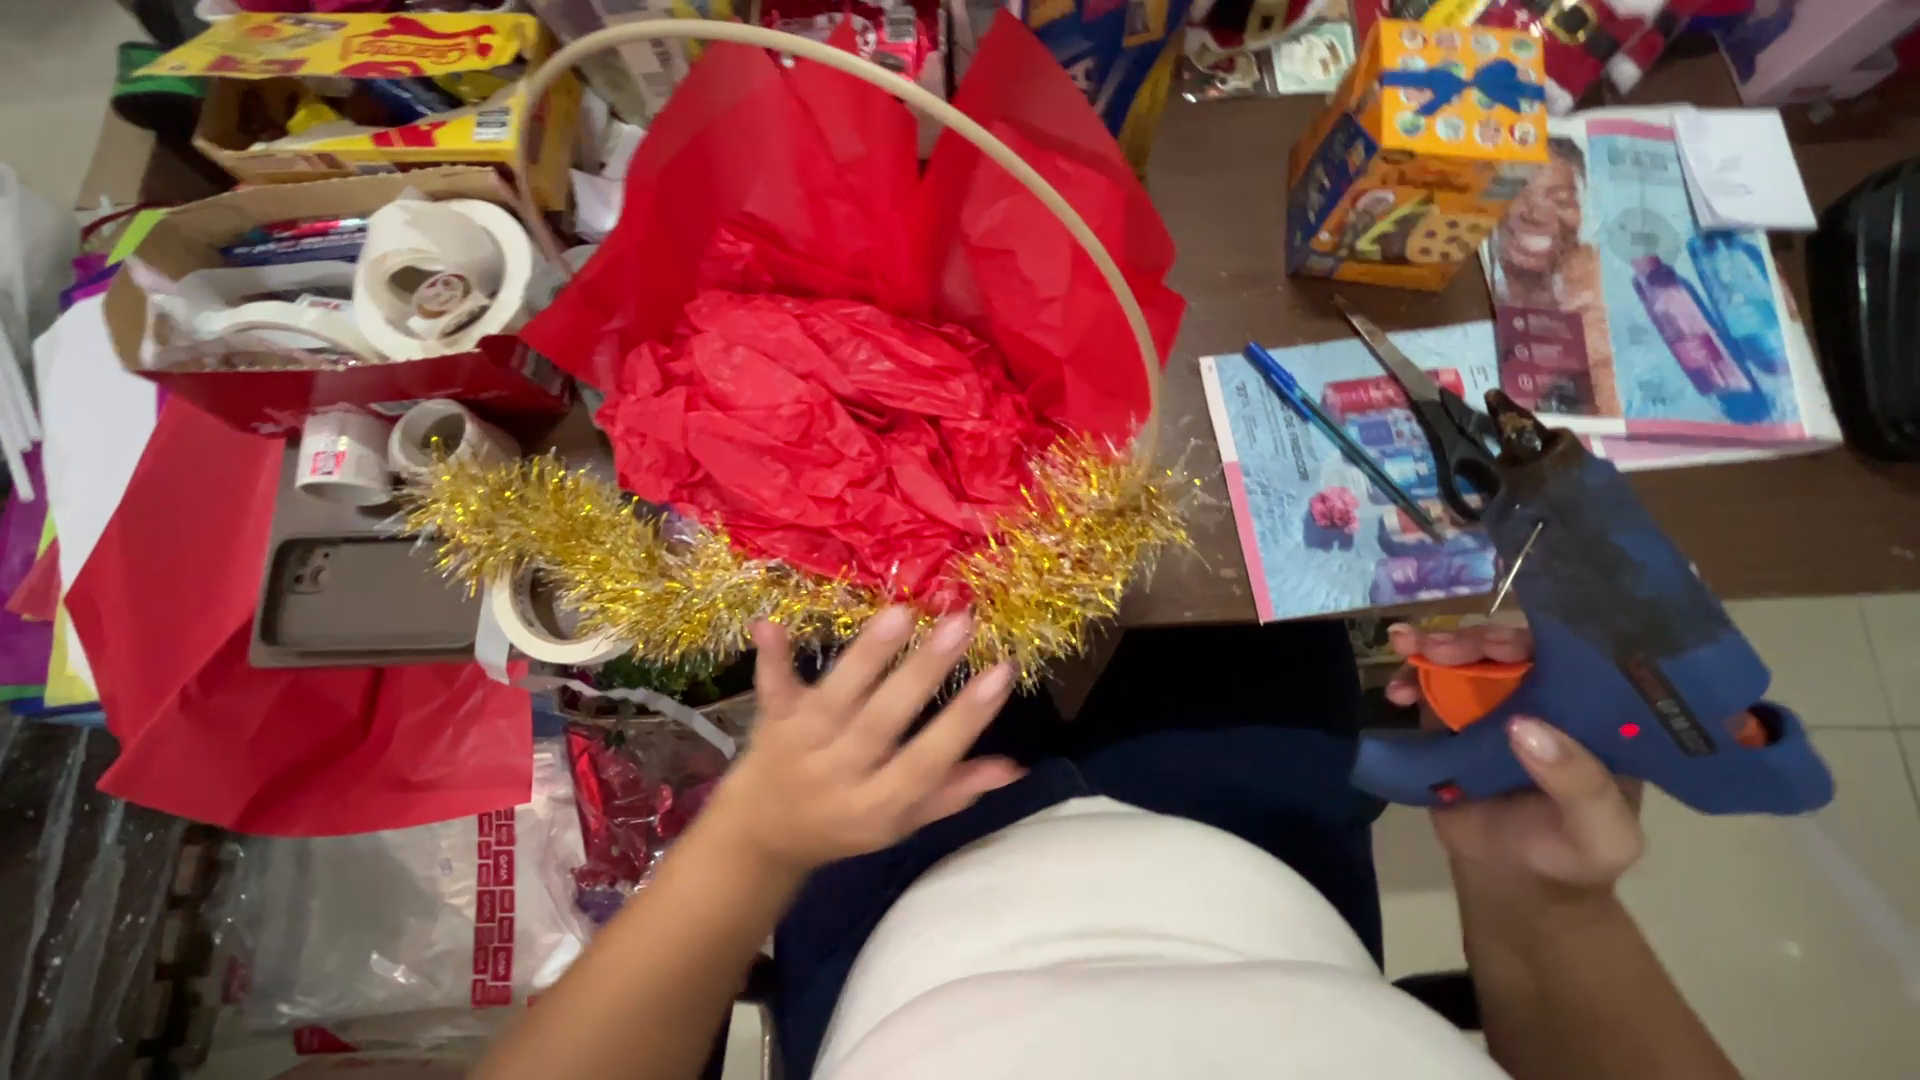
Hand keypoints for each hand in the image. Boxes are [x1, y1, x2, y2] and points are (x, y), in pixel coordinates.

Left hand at [702, 608, 1022, 875]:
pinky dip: (772, 660)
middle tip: (960, 623)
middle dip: (923, 672)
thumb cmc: (846, 824)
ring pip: (835, 698)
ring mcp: (800, 745)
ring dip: (867, 655)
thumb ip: (953, 791)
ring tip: (902, 612)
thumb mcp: (903, 820)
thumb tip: (1014, 767)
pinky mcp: (771, 722)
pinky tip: (768, 626)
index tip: (1002, 672)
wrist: (762, 838)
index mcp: (878, 805)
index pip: (927, 762)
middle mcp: (839, 774)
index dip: (966, 720)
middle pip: (882, 722)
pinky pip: (770, 690)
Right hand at [1386, 621, 1643, 898]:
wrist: (1511, 879)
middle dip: (1470, 640)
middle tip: (1436, 647)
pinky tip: (1396, 692)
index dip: (1535, 642)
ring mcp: (1492, 706)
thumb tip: (1522, 725)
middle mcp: (1544, 699)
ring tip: (1404, 647)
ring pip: (1465, 658)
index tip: (1499, 646)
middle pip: (1509, 650)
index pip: (1571, 660)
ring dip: (1432, 645)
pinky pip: (1429, 685)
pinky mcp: (1450, 718)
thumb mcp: (1600, 834)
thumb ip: (1578, 785)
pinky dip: (1408, 677)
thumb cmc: (1571, 855)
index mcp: (1593, 715)